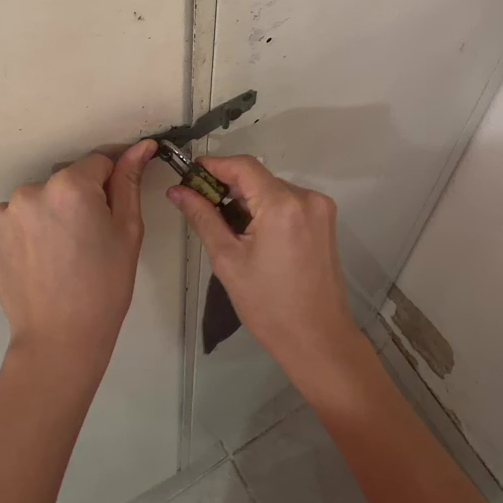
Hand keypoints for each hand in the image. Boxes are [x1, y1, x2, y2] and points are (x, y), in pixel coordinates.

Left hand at [0, 139, 155, 373]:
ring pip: (39, 200)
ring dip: (50, 214)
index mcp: (69, 185)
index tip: (113, 211)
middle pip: (65, 181)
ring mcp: (3, 215)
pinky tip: (41, 260)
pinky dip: (28, 234)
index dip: (110, 184)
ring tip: (63, 252)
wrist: (60, 338)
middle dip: (79, 200)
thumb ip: (129, 181)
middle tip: (90, 239)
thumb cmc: (104, 284)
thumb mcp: (128, 229)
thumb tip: (141, 147)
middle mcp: (30, 191)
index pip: (98, 163)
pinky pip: (15, 222)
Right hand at [166, 156, 364, 377]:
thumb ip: (203, 218)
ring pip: (273, 189)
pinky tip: (252, 234)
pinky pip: (289, 202)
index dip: (214, 165)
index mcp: (282, 204)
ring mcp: (320, 208)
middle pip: (259, 177)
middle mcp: (306, 197)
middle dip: (228, 187)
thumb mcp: (228, 260)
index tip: (189, 174)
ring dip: (248, 199)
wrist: (316, 337)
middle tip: (200, 205)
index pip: (243, 166)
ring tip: (226, 227)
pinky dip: (268, 209)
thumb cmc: (268, 305)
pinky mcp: (325, 220)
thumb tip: (178, 191)